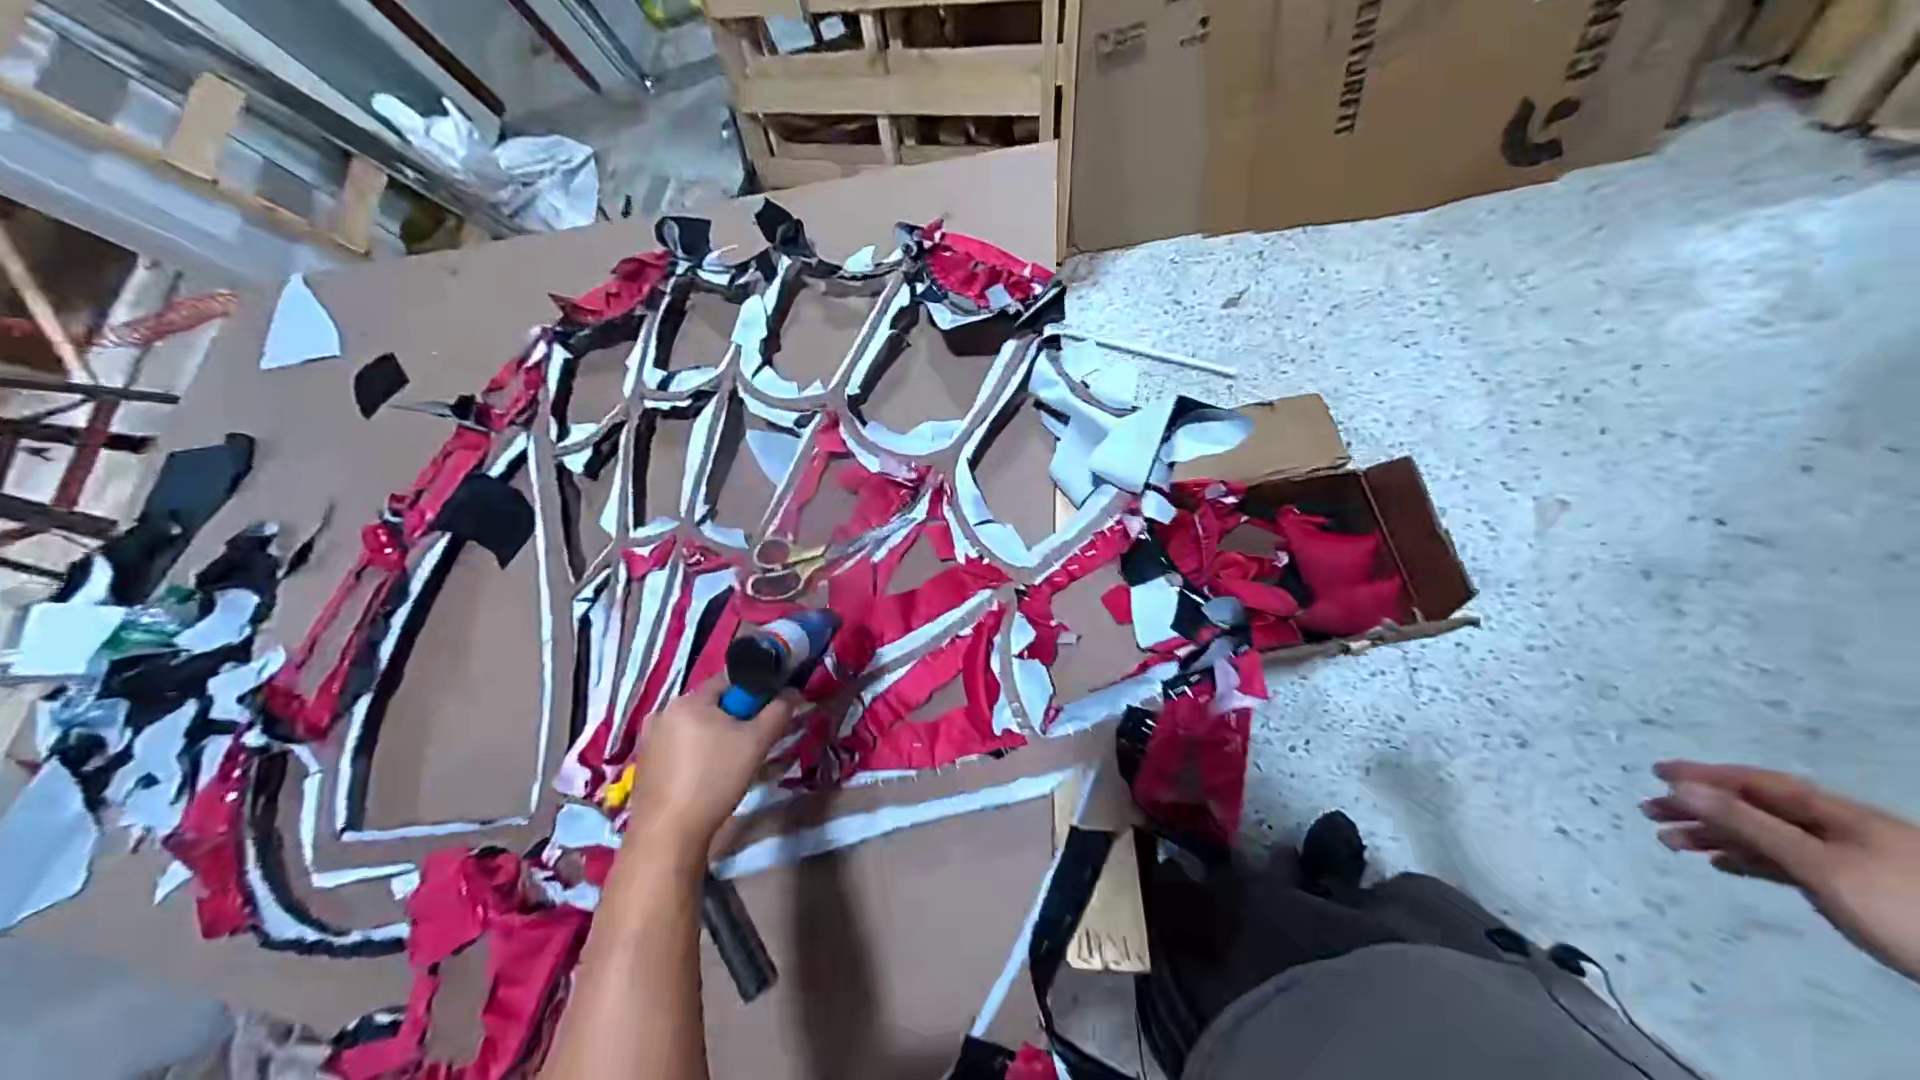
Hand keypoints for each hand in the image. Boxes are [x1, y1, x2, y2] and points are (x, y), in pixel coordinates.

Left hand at [622, 677, 798, 867]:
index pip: (729, 680)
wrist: (669, 834)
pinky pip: (679, 745)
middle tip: (751, 744)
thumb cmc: (714, 781)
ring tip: (729, 764)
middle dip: (735, 718)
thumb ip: (778, 712)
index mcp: (688, 700)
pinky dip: (696, 753)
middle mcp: (663, 712)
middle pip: (712, 704)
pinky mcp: (644, 763)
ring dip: (715, 736)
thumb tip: (792, 691)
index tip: (767, 714)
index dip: (754, 693)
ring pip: (696, 726)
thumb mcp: (756, 744)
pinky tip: (705, 777)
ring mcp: (649, 738)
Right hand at [1644, 760, 1919, 980]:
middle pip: (1755, 808)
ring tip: (1670, 841)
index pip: (1754, 783)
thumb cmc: (1900, 906)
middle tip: (1649, 811)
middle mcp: (1835, 828)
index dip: (1704, 775)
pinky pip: (1784, 861)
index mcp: (1832, 814)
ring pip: (1766, 836)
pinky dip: (1748, 858)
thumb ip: (1750, 825)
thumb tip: (1683, 788)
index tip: (1655, 773)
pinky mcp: (1848, 885)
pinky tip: (1722, 864)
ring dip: (1716, 835)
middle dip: (1700, 807)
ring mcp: (1845, 858)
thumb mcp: (1819, 864)